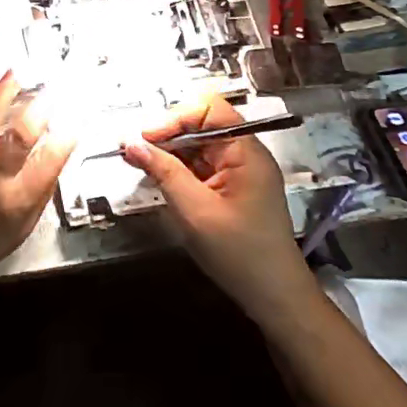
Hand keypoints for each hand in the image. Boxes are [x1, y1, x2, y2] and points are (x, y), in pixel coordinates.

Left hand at [0, 72, 75, 280]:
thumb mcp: (27, 222)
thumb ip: (43, 185)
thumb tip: (58, 148)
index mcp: (17, 199)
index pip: (49, 161)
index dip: (66, 138)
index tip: (77, 118)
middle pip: (16, 138)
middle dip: (38, 110)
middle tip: (52, 88)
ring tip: (14, 73)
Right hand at [122, 95, 316, 316]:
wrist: (274, 297)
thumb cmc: (238, 252)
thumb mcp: (195, 211)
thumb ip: (163, 172)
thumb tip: (132, 143)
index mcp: (246, 151)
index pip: (209, 110)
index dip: (175, 117)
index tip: (145, 139)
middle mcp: (246, 154)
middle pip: (203, 125)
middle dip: (168, 135)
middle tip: (134, 153)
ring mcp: (241, 172)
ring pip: (200, 147)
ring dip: (171, 153)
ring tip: (141, 166)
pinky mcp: (234, 190)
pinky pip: (204, 167)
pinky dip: (181, 170)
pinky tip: (160, 180)